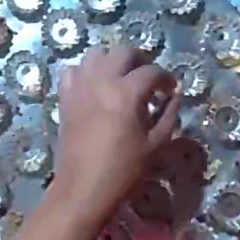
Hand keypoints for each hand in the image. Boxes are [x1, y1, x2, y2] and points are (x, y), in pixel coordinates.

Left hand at [52, 46, 179, 224]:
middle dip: (140, 60)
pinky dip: (86, 71)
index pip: (152, 71)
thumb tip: (174, 95)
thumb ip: (168, 114)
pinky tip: (95, 86)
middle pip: (123, 51)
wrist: (83, 187)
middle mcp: (100, 81)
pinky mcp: (65, 97)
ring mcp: (79, 87)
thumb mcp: (155, 143)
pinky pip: (74, 71)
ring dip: (112, 60)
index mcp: (126, 93)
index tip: (170, 89)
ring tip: (121, 77)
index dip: (166, 78)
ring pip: (95, 54)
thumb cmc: (123, 169)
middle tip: (148, 77)